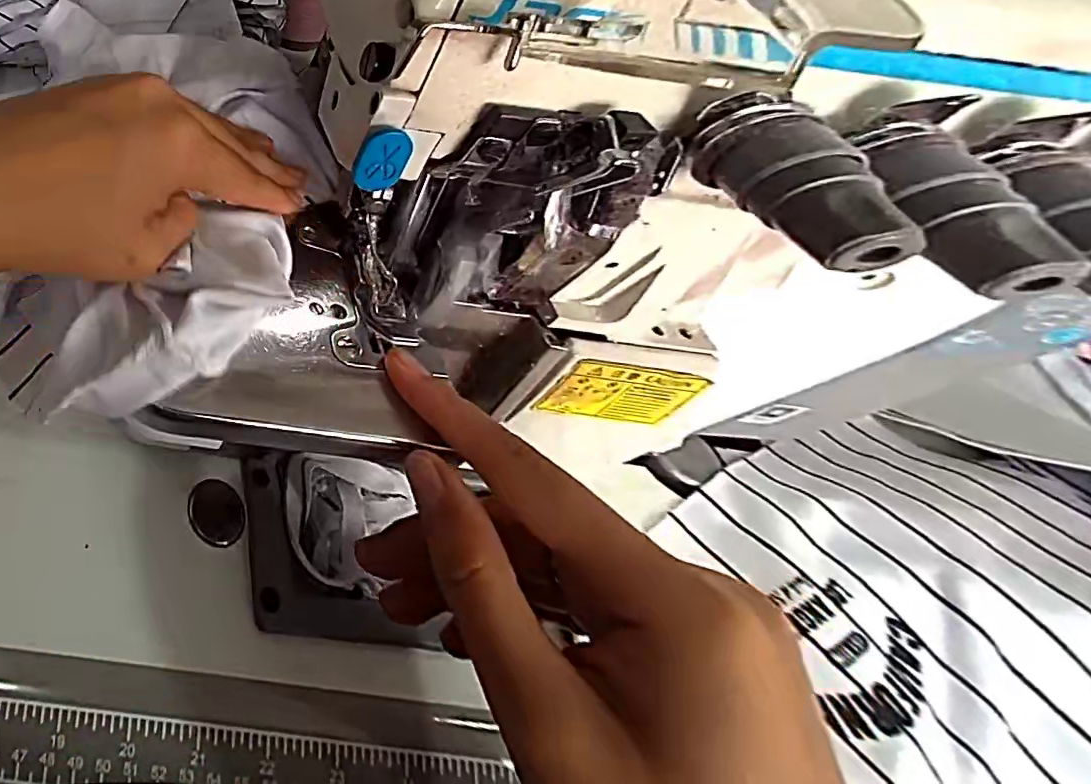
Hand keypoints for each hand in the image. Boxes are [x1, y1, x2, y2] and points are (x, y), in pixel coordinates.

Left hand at [0, 75, 307, 287]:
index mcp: (182, 142)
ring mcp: (128, 86)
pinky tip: (199, 138)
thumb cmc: (56, 229)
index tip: (298, 204)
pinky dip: (189, 129)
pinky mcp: (97, 86)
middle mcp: (165, 101)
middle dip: (264, 162)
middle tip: (296, 178)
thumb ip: (179, 223)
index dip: (272, 196)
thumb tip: (181, 201)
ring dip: (230, 140)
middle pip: (228, 137)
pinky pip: (163, 109)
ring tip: (263, 155)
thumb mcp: (138, 251)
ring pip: (197, 117)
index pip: (242, 175)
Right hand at [360, 350, 842, 783]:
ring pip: (562, 565)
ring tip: (412, 596)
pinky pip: (592, 601)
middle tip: (382, 554)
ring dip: (481, 574)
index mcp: (685, 605)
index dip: (457, 421)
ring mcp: (709, 623)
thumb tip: (433, 484)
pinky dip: (527, 606)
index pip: (538, 480)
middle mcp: (708, 596)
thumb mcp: (544, 714)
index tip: (408, 375)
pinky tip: (475, 622)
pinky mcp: (699, 650)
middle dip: (453, 535)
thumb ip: (479, 581)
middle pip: (543, 531)